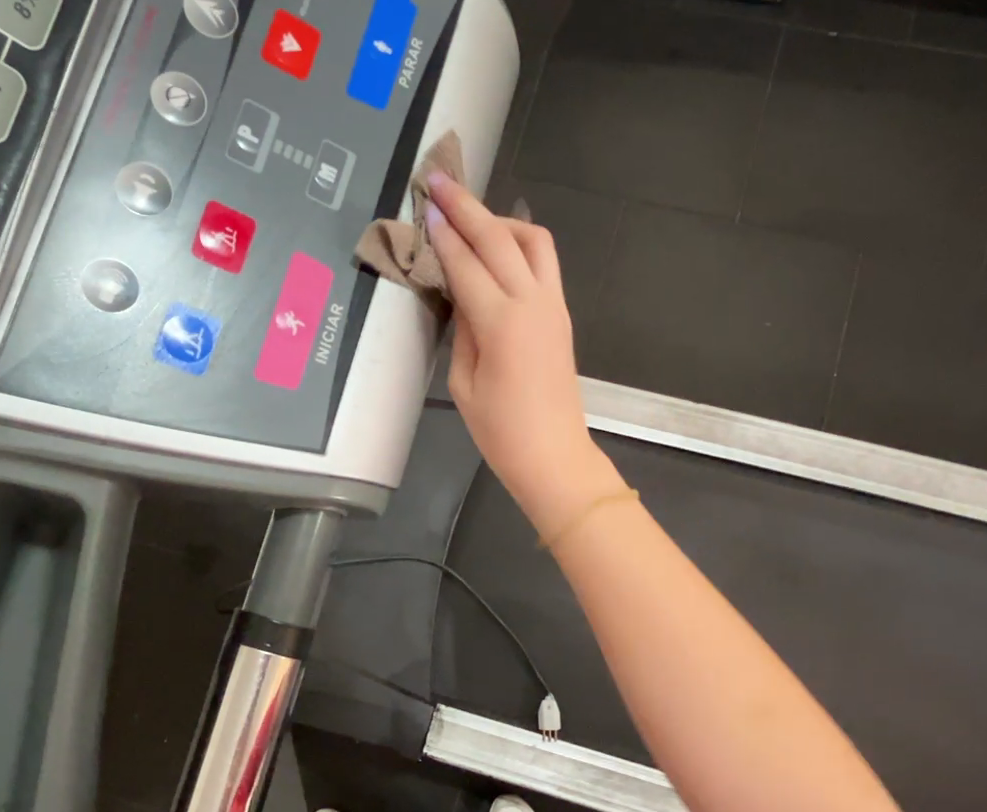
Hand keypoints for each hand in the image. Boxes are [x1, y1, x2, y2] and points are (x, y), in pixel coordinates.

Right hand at [427, 172, 622, 533]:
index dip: (443, 233)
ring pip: (533, 240)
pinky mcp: (561, 314)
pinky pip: (544, 262)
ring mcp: (553, 305)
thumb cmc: (501, 431)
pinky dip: (520, 244)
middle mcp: (531, 302)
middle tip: (439, 181)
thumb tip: (461, 294)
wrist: (554, 455)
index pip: (466, 263)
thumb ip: (462, 330)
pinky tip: (499, 248)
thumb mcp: (463, 383)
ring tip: (472, 217)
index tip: (424, 204)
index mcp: (501, 323)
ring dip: (502, 220)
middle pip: (499, 238)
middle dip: (467, 206)